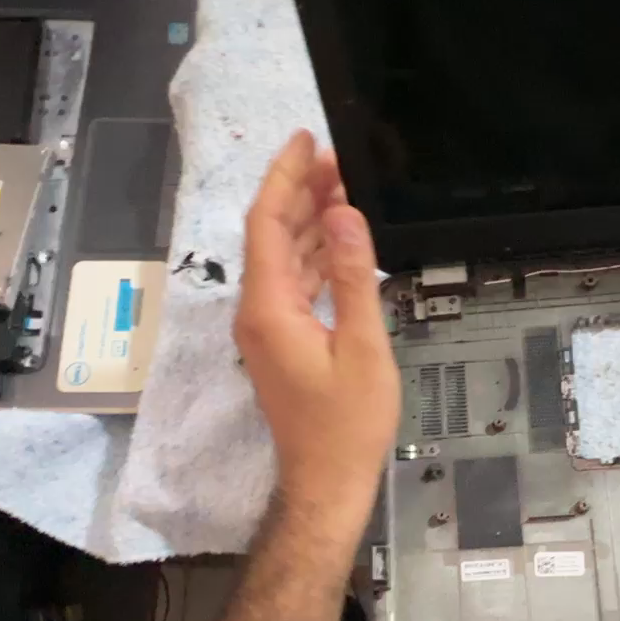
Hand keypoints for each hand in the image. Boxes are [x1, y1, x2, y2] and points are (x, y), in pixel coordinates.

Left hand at [235, 131, 399, 528]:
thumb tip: (346, 216)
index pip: (267, 222)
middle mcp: (258, 313)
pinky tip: (341, 247)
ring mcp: (267, 330)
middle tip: (338, 162)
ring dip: (309, 226)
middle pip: (271, 236)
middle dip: (300, 194)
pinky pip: (292, 288)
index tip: (308, 141)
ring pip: (282, 261)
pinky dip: (314, 262)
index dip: (285, 177)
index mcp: (270, 308)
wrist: (326, 479)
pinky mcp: (280, 344)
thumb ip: (355, 278)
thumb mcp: (362, 347)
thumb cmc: (348, 423)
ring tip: (343, 195)